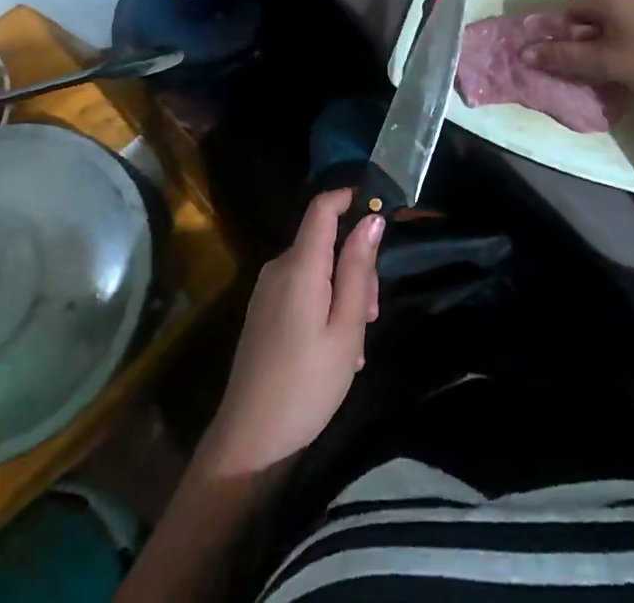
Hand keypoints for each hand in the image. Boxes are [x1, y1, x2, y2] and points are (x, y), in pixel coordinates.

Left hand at [199, 190, 382, 475]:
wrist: (251, 434)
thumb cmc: (309, 383)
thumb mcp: (346, 327)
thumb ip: (357, 269)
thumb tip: (372, 219)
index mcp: (298, 266)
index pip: (321, 208)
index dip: (350, 199)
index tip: (382, 212)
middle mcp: (277, 268)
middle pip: (324, 243)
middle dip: (356, 269)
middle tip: (371, 317)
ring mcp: (267, 289)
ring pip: (317, 271)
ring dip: (343, 296)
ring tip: (353, 348)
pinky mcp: (264, 310)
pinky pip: (302, 291)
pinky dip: (325, 309)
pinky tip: (336, 352)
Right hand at [519, 0, 633, 92]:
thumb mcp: (604, 62)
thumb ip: (562, 57)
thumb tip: (524, 53)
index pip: (563, 11)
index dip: (557, 37)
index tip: (563, 61)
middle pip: (587, 13)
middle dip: (581, 39)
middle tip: (587, 68)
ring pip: (611, 18)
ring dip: (604, 40)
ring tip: (613, 66)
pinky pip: (633, 20)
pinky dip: (626, 37)